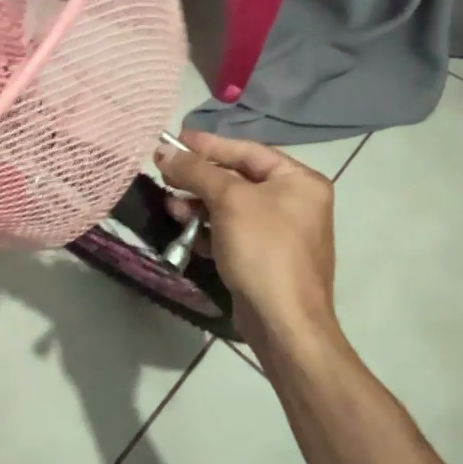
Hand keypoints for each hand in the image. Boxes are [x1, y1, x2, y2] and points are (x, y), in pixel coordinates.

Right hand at [155, 131, 339, 346]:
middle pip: (237, 178)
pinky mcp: (265, 258)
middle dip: (199, 177)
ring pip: (231, 206)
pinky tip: (185, 229)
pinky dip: (208, 227)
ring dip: (198, 203)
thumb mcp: (228, 200)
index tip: (175, 139)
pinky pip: (232, 231)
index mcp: (300, 181)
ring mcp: (281, 232)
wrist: (284, 324)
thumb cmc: (263, 249)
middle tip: (165, 171)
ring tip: (171, 205)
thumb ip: (195, 170)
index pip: (247, 151)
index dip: (208, 145)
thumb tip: (163, 150)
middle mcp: (295, 202)